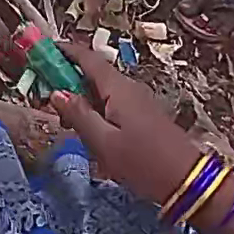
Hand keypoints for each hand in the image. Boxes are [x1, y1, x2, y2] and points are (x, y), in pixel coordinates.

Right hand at [48, 41, 200, 202]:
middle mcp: (128, 87)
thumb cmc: (144, 161)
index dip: (64, 50)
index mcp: (117, 88)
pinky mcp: (143, 115)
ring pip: (101, 90)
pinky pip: (111, 102)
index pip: (87, 58)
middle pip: (92, 73)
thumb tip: (56, 92)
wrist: (191, 183)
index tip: (43, 50)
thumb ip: (79, 114)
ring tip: (63, 117)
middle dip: (67, 78)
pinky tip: (88, 130)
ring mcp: (137, 101)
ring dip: (80, 97)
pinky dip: (94, 108)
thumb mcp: (104, 142)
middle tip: (45, 92)